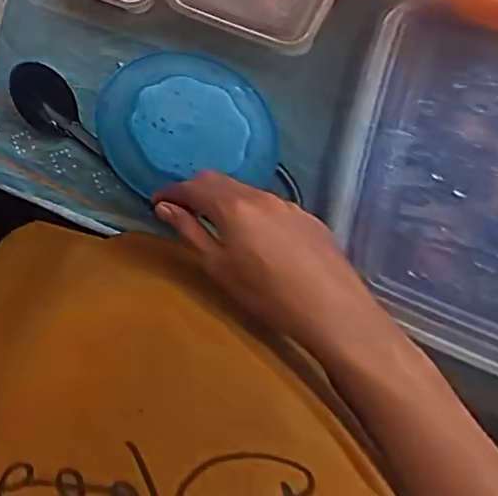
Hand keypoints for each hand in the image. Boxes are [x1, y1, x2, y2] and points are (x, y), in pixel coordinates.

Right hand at [153, 171, 395, 363]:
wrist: (340, 318)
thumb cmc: (269, 296)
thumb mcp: (218, 267)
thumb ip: (189, 231)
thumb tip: (165, 207)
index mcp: (231, 205)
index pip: (190, 187)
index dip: (169, 193)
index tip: (157, 203)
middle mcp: (258, 195)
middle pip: (217, 180)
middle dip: (196, 190)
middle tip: (184, 211)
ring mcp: (288, 205)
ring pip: (246, 191)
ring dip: (226, 200)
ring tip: (222, 225)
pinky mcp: (311, 220)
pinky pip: (271, 206)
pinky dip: (254, 212)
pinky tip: (261, 239)